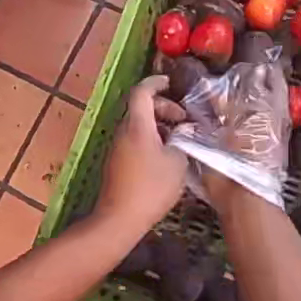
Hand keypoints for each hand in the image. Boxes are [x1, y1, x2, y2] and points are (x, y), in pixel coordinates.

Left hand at [94, 76, 188, 233]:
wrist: (120, 218)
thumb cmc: (151, 187)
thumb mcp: (177, 162)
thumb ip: (183, 141)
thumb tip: (184, 131)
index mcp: (137, 125)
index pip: (142, 91)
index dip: (156, 82)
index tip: (171, 82)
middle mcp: (123, 131)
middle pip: (141, 107)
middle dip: (164, 107)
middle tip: (183, 120)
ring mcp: (117, 147)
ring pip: (138, 124)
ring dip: (159, 125)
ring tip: (179, 139)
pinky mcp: (117, 162)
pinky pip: (134, 140)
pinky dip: (151, 138)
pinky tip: (166, 156)